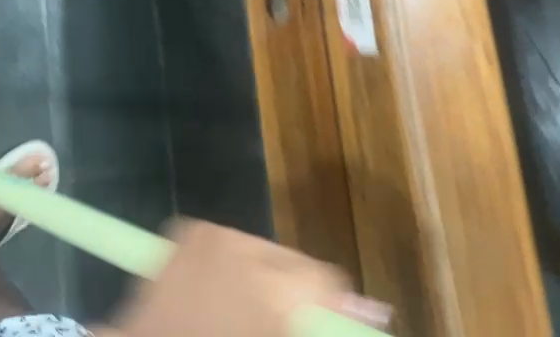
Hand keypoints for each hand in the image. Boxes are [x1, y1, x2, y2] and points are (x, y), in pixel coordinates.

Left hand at [105, 221, 392, 336]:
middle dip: (299, 298)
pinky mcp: (187, 231)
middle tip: (288, 324)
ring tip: (251, 316)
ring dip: (267, 282)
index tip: (343, 326)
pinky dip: (236, 270)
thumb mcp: (276, 331)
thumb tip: (371, 314)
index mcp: (272, 283)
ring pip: (263, 255)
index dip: (339, 311)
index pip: (328, 282)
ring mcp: (211, 232)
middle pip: (295, 266)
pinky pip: (230, 248)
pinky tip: (225, 300)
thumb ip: (316, 325)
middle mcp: (244, 244)